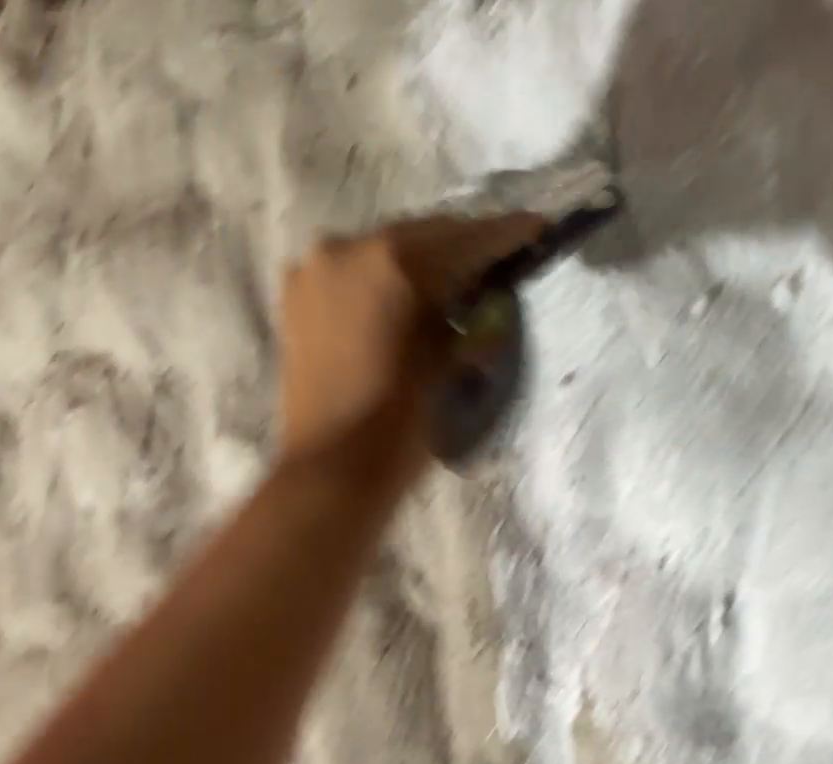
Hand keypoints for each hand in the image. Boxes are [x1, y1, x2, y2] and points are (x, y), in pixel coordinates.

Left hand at [276, 212, 544, 487]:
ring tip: (451, 280)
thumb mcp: (446, 360)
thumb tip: (485, 298)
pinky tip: (403, 296)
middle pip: (420, 235)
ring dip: (418, 260)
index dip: (504, 234)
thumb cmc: (398, 422)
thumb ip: (467, 316)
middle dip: (460, 246)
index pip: (463, 238)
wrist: (331, 469)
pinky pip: (350, 271)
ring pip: (382, 250)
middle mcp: (347, 247)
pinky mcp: (296, 295)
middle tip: (496, 256)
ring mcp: (314, 268)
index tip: (536, 226)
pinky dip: (380, 278)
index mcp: (392, 260)